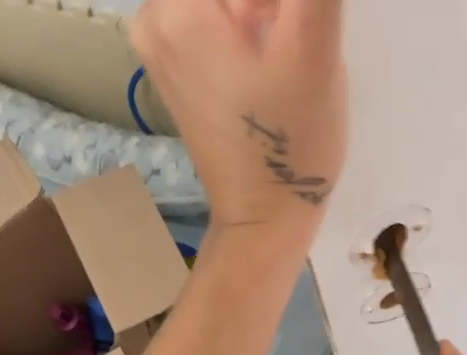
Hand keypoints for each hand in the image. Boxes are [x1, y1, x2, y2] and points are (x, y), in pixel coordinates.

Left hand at [132, 0, 347, 241]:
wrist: (265, 221)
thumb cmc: (288, 142)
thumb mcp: (313, 44)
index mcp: (176, 5)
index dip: (278, 1)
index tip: (286, 22)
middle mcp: (154, 14)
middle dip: (270, 6)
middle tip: (289, 37)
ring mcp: (161, 39)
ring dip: (264, 10)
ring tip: (283, 47)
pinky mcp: (178, 60)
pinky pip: (214, 10)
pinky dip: (250, 14)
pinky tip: (273, 42)